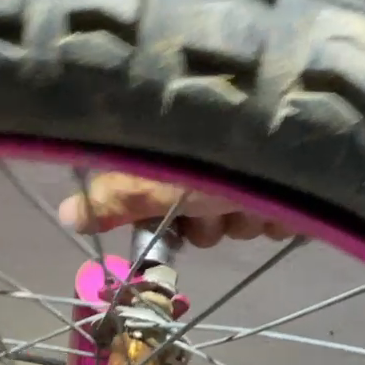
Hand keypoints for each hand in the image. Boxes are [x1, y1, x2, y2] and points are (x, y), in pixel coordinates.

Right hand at [56, 173, 294, 245]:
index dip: (159, 216)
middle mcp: (211, 158)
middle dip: (209, 222)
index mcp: (175, 155)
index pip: (153, 200)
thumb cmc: (214, 160)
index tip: (168, 218)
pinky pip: (276, 219)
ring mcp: (254, 168)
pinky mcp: (293, 182)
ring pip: (239, 222)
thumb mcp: (154, 179)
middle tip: (215, 204)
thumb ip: (112, 199)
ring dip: (245, 219)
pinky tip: (282, 198)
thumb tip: (65, 213)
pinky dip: (277, 217)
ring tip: (255, 194)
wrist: (299, 143)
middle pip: (199, 217)